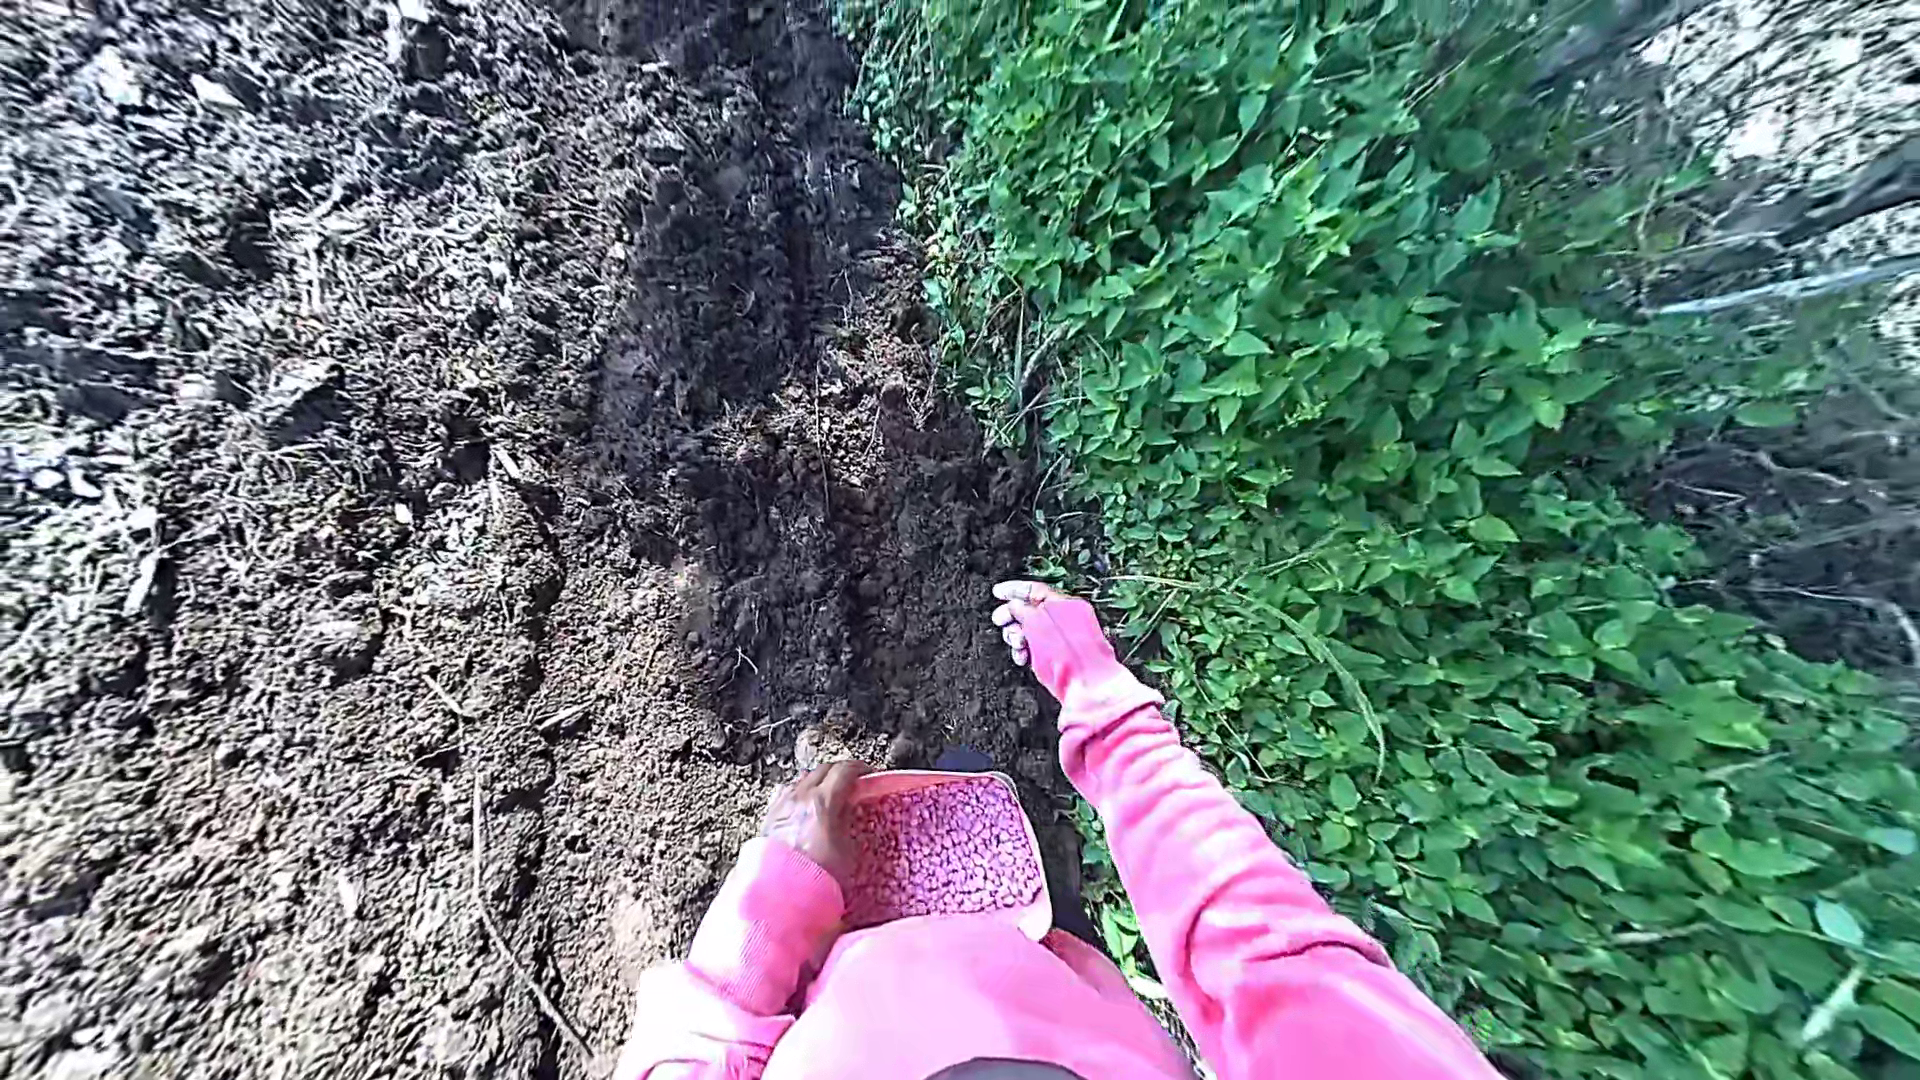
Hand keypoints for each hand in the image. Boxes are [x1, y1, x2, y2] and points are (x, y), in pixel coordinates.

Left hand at [761, 760, 870, 890]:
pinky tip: (804, 804)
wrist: (776, 902)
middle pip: (824, 769)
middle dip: (841, 771)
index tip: (868, 774)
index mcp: (822, 802)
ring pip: (804, 778)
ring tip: (830, 792)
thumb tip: (849, 807)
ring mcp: (781, 805)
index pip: (845, 770)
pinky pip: (787, 791)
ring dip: (820, 779)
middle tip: (853, 781)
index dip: (860, 768)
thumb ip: (848, 821)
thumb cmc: (812, 882)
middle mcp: (799, 797)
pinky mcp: (769, 817)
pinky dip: (800, 791)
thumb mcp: (846, 852)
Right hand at [989, 579, 1063, 665]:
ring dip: (1015, 636)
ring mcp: (1056, 637)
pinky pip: (1031, 647)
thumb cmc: (1068, 649)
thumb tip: (1012, 605)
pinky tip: (1021, 656)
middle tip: (1000, 620)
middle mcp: (1060, 618)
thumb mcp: (1038, 621)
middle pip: (1027, 610)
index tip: (998, 592)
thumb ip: (1023, 610)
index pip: (1034, 590)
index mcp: (1062, 604)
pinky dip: (1022, 651)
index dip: (1014, 589)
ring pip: (1026, 630)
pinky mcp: (1053, 654)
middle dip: (1011, 616)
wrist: (1082, 678)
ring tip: (1017, 643)